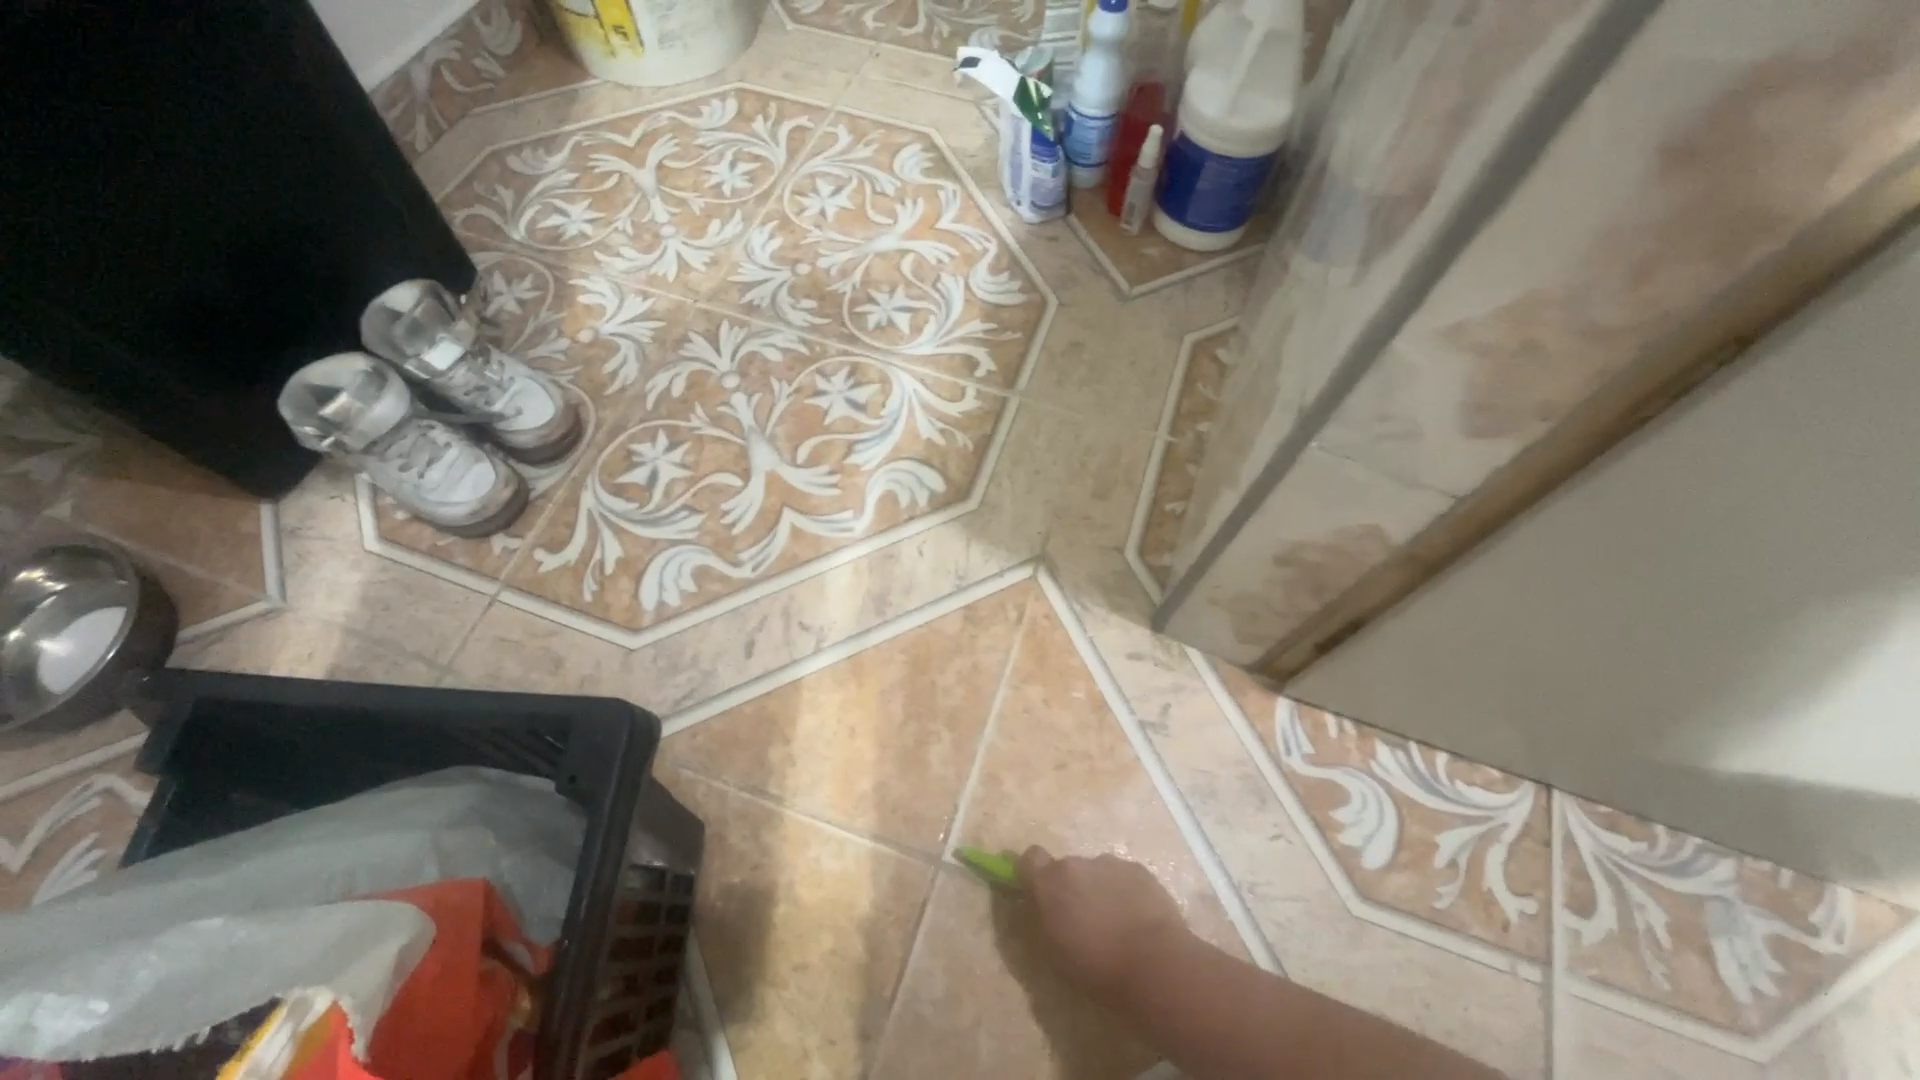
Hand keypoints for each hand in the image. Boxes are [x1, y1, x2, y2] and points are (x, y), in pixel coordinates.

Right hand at [1018, 847, 1192, 999]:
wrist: (1153, 963)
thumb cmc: (1095, 966)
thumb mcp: (1053, 951)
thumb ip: (1043, 918)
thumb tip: (1041, 904)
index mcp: (1050, 881)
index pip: (1030, 858)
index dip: (1033, 872)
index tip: (1038, 892)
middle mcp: (1077, 864)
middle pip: (1067, 868)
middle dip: (1071, 888)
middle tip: (1083, 920)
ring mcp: (1111, 864)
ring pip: (1097, 873)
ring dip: (1099, 889)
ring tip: (1115, 924)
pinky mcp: (1141, 871)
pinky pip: (1124, 877)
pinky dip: (1125, 892)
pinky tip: (1137, 920)